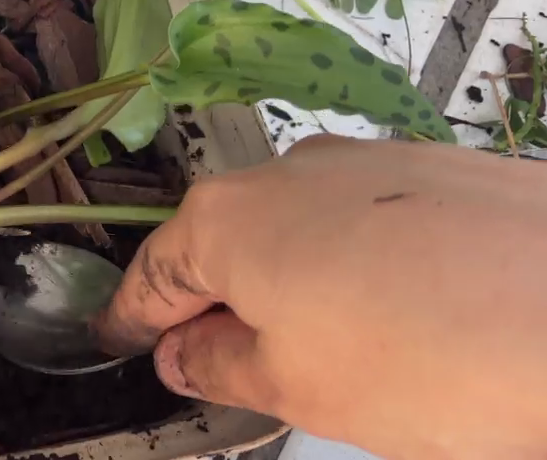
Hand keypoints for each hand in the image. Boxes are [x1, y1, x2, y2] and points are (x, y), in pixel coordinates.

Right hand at [92, 134, 546, 459]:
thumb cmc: (434, 362)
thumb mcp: (308, 394)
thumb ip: (220, 370)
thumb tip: (179, 356)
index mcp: (219, 223)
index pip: (153, 278)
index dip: (133, 317)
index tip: (119, 340)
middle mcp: (268, 175)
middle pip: (227, 246)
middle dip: (230, 301)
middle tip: (256, 362)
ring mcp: (353, 160)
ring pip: (300, 226)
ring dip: (305, 275)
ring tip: (369, 336)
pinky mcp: (436, 163)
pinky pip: (376, 215)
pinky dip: (378, 257)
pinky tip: (436, 300)